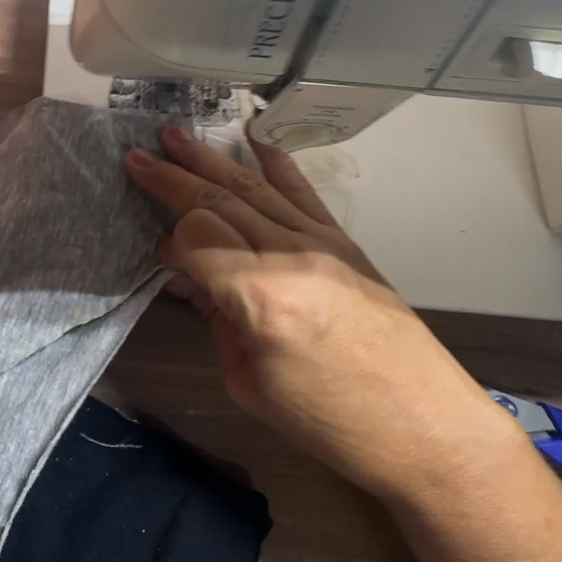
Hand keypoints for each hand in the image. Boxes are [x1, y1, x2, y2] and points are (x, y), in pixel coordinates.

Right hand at [125, 126, 522, 502]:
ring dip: (211, 158)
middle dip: (173, 176)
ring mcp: (322, 242)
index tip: (154, 246)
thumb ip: (216, 317)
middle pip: (219, 200)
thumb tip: (188, 274)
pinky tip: (254, 141)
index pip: (197, 237)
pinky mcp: (345, 242)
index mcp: (260, 297)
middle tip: (136, 154)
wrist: (424, 426)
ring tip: (175, 135)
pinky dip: (276, 164)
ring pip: (254, 187)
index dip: (170, 238)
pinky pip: (303, 192)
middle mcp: (290, 255)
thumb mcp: (249, 381)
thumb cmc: (328, 421)